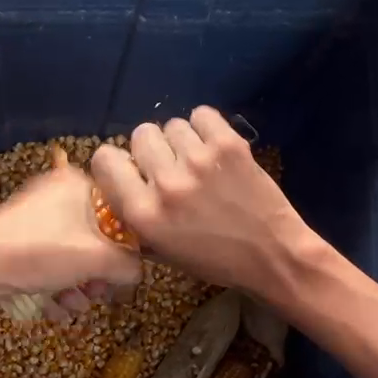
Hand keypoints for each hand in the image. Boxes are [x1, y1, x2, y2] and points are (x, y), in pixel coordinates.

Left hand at [0, 155, 142, 320]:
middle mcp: (58, 196)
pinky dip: (56, 290)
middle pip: (98, 242)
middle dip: (97, 276)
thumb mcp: (97, 259)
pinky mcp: (22, 245)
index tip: (121, 274)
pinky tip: (52, 306)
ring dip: (78, 289)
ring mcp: (38, 221)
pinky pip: (52, 268)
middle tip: (94, 293)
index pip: (120, 215)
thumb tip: (138, 272)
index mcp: (78, 184)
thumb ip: (129, 265)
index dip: (125, 249)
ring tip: (69, 303)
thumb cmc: (41, 253)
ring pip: (75, 260)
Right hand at [90, 106, 319, 297]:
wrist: (271, 254)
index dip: (116, 162)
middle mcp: (166, 184)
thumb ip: (138, 217)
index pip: (106, 160)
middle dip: (151, 149)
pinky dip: (204, 128)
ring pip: (172, 124)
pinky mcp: (228, 144)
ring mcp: (198, 161)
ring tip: (197, 161)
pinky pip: (201, 115)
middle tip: (170, 167)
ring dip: (180, 140)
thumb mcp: (165, 251)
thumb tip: (123, 185)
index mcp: (144, 215)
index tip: (130, 170)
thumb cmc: (216, 261)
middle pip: (140, 135)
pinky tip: (213, 149)